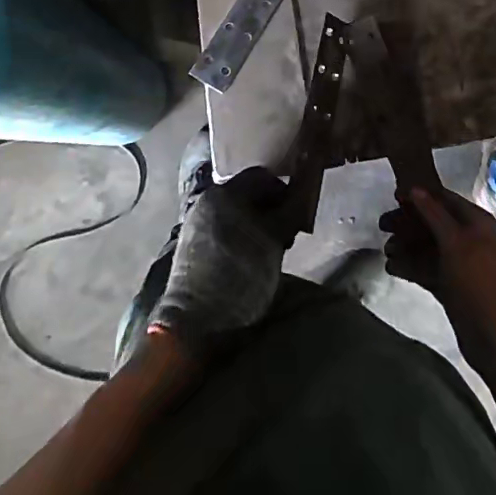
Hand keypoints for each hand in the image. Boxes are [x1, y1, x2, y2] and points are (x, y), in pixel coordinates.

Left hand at [151, 167, 286, 353]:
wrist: (197, 317)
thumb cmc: (238, 277)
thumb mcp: (271, 244)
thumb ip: (287, 214)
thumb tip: (301, 192)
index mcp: (225, 193)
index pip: (261, 177)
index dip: (284, 190)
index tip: (300, 211)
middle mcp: (208, 198)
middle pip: (248, 191)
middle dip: (271, 206)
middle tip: (290, 231)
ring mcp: (198, 217)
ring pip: (237, 208)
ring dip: (258, 220)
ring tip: (274, 246)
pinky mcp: (194, 238)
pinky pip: (224, 222)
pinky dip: (242, 230)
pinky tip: (252, 253)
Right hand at [379, 184, 495, 372]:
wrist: (494, 338)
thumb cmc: (476, 282)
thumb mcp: (454, 242)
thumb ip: (433, 213)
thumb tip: (414, 188)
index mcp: (477, 223)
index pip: (444, 198)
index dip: (419, 195)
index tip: (393, 197)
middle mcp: (469, 238)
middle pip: (431, 222)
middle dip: (407, 224)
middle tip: (382, 226)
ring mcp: (459, 262)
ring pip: (426, 245)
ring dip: (405, 246)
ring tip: (388, 253)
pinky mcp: (450, 282)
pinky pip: (426, 266)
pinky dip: (410, 265)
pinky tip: (392, 268)